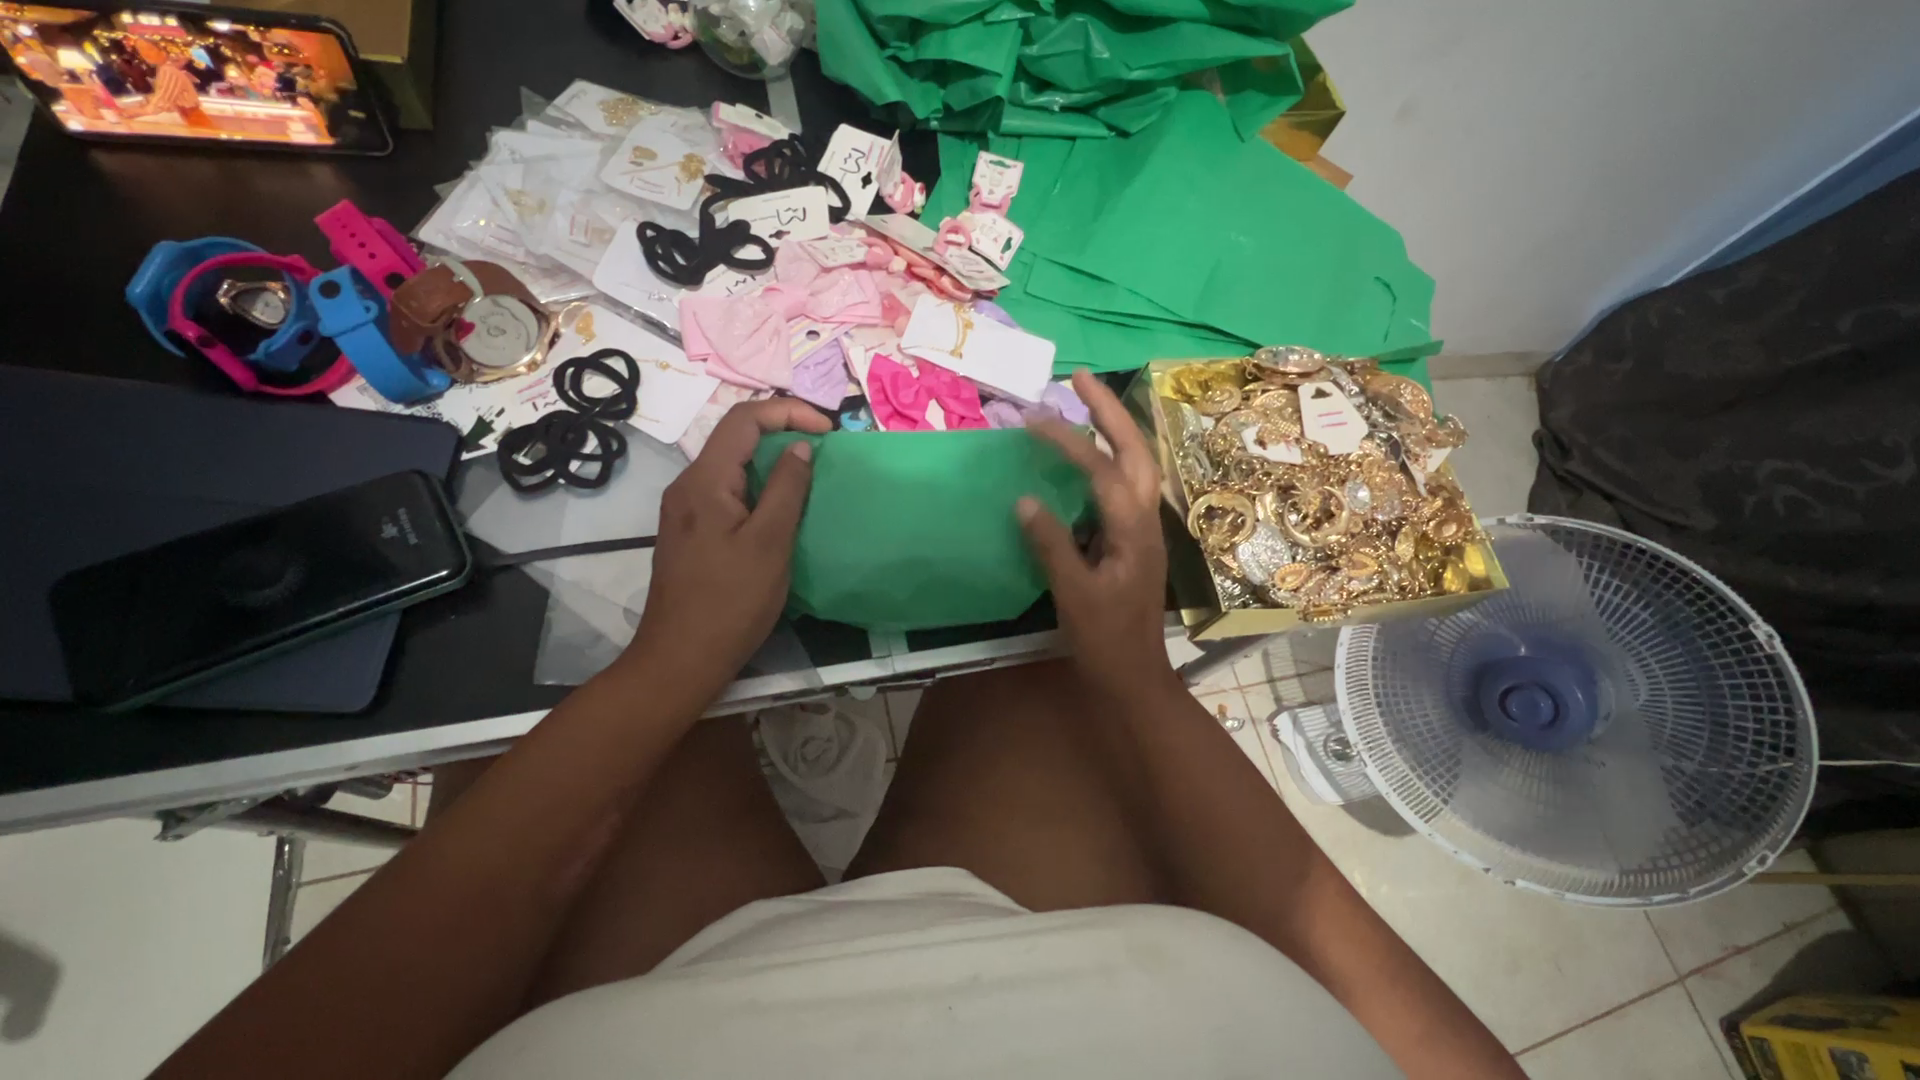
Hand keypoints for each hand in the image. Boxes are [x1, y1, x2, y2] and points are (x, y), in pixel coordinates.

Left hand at [626, 399, 831, 700]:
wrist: (680, 659)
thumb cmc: (730, 602)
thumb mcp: (769, 543)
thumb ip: (787, 489)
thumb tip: (801, 446)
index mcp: (704, 480)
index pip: (744, 418)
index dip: (788, 411)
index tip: (828, 430)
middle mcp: (688, 485)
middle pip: (735, 437)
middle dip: (783, 433)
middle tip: (824, 451)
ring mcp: (686, 510)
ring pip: (732, 466)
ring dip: (772, 463)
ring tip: (811, 477)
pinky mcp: (691, 532)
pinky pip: (727, 493)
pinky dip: (759, 489)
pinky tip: (783, 510)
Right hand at [1019, 369, 1177, 697]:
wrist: (1135, 676)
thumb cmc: (1105, 640)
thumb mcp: (1073, 595)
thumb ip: (1051, 545)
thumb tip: (1024, 500)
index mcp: (1132, 530)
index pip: (1101, 470)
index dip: (1068, 441)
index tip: (1031, 420)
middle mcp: (1145, 518)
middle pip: (1136, 449)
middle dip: (1110, 409)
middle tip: (1078, 377)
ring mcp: (1143, 526)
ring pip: (1137, 462)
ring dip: (1115, 426)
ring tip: (1085, 400)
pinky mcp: (1133, 536)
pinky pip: (1125, 482)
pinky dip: (1109, 455)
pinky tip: (1088, 452)